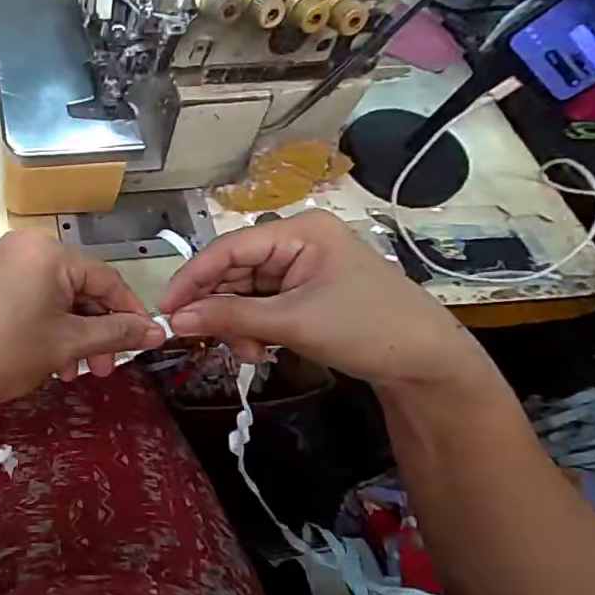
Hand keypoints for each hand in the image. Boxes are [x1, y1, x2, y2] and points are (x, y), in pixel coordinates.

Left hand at [0, 231, 166, 417]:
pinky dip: (45, 326)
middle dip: (96, 331)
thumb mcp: (66, 345)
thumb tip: (155, 331)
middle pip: (79, 288)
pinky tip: (48, 359)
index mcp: (47, 252)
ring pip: (54, 297)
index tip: (145, 344)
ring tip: (70, 373)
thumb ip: (116, 334)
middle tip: (102, 370)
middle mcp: (24, 246)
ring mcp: (0, 261)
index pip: (107, 279)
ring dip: (71, 334)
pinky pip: (30, 298)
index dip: (130, 314)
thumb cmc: (2, 355)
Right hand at [158, 210, 487, 386]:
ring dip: (237, 325)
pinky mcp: (304, 292)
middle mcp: (296, 242)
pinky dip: (253, 329)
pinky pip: (261, 306)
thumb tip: (175, 321)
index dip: (192, 279)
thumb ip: (230, 318)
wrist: (427, 364)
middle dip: (220, 309)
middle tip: (210, 342)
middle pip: (234, 271)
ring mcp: (300, 268)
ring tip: (252, 353)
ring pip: (244, 293)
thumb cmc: (367, 329)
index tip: (166, 311)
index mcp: (299, 230)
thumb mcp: (293, 322)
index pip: (228, 248)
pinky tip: (263, 351)